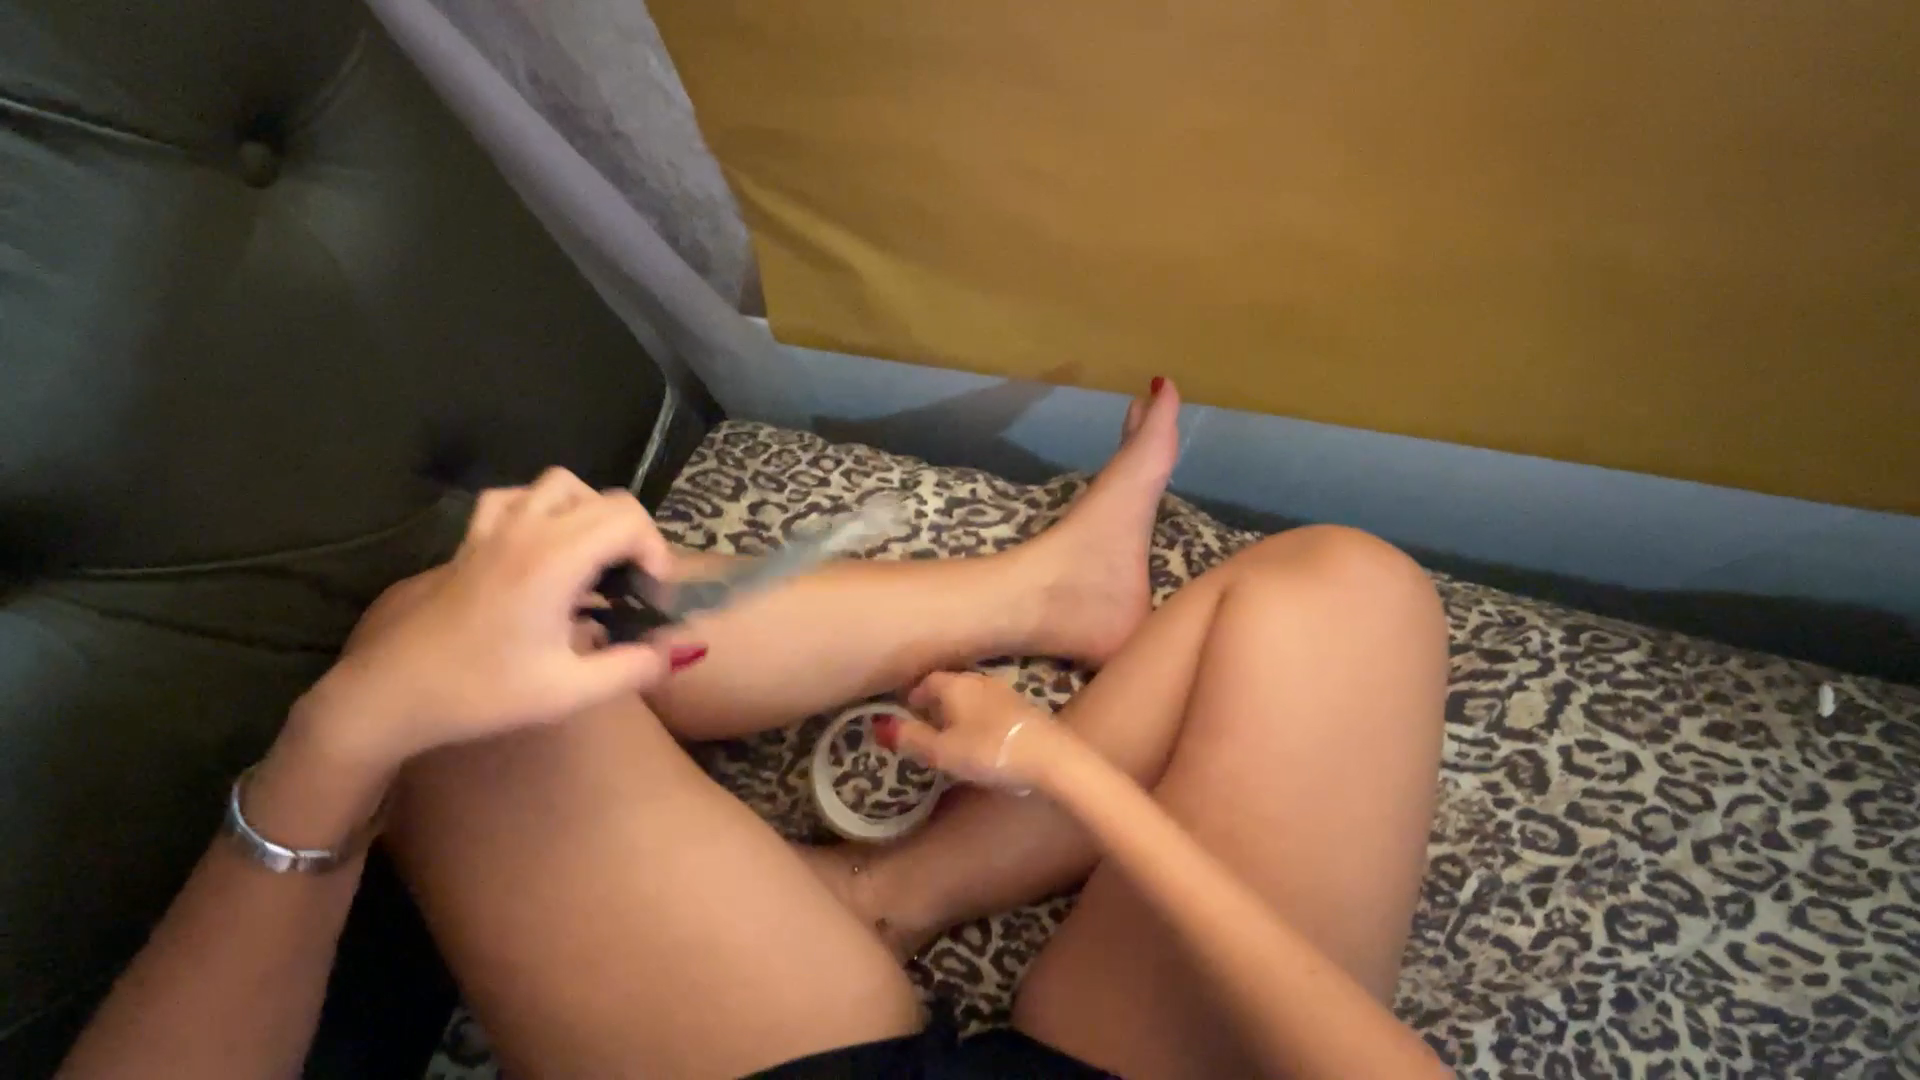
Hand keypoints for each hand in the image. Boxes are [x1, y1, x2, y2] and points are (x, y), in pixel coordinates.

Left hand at [309, 468, 694, 768]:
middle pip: (607, 500)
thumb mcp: (568, 691)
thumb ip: (632, 668)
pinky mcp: (471, 541)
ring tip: (595, 558)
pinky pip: (515, 498)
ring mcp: (494, 530)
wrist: (388, 695)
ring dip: (592, 513)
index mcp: (554, 560)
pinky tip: (544, 546)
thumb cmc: (479, 693)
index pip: (629, 521)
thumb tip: (675, 652)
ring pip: (561, 485)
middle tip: (633, 585)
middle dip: (635, 537)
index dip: (656, 553)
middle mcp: (528, 531)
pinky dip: (542, 509)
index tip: (651, 596)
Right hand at [884, 672, 1066, 791]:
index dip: (915, 694)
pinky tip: (983, 735)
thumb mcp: (943, 751)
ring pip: (974, 693)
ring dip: (960, 707)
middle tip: (926, 719)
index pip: (928, 680)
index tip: (907, 709)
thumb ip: (912, 738)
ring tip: (952, 730)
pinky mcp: (1025, 708)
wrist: (1050, 756)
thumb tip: (881, 725)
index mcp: (956, 685)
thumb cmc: (989, 750)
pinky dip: (981, 715)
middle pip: (952, 684)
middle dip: (937, 699)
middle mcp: (980, 680)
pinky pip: (992, 705)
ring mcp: (1006, 692)